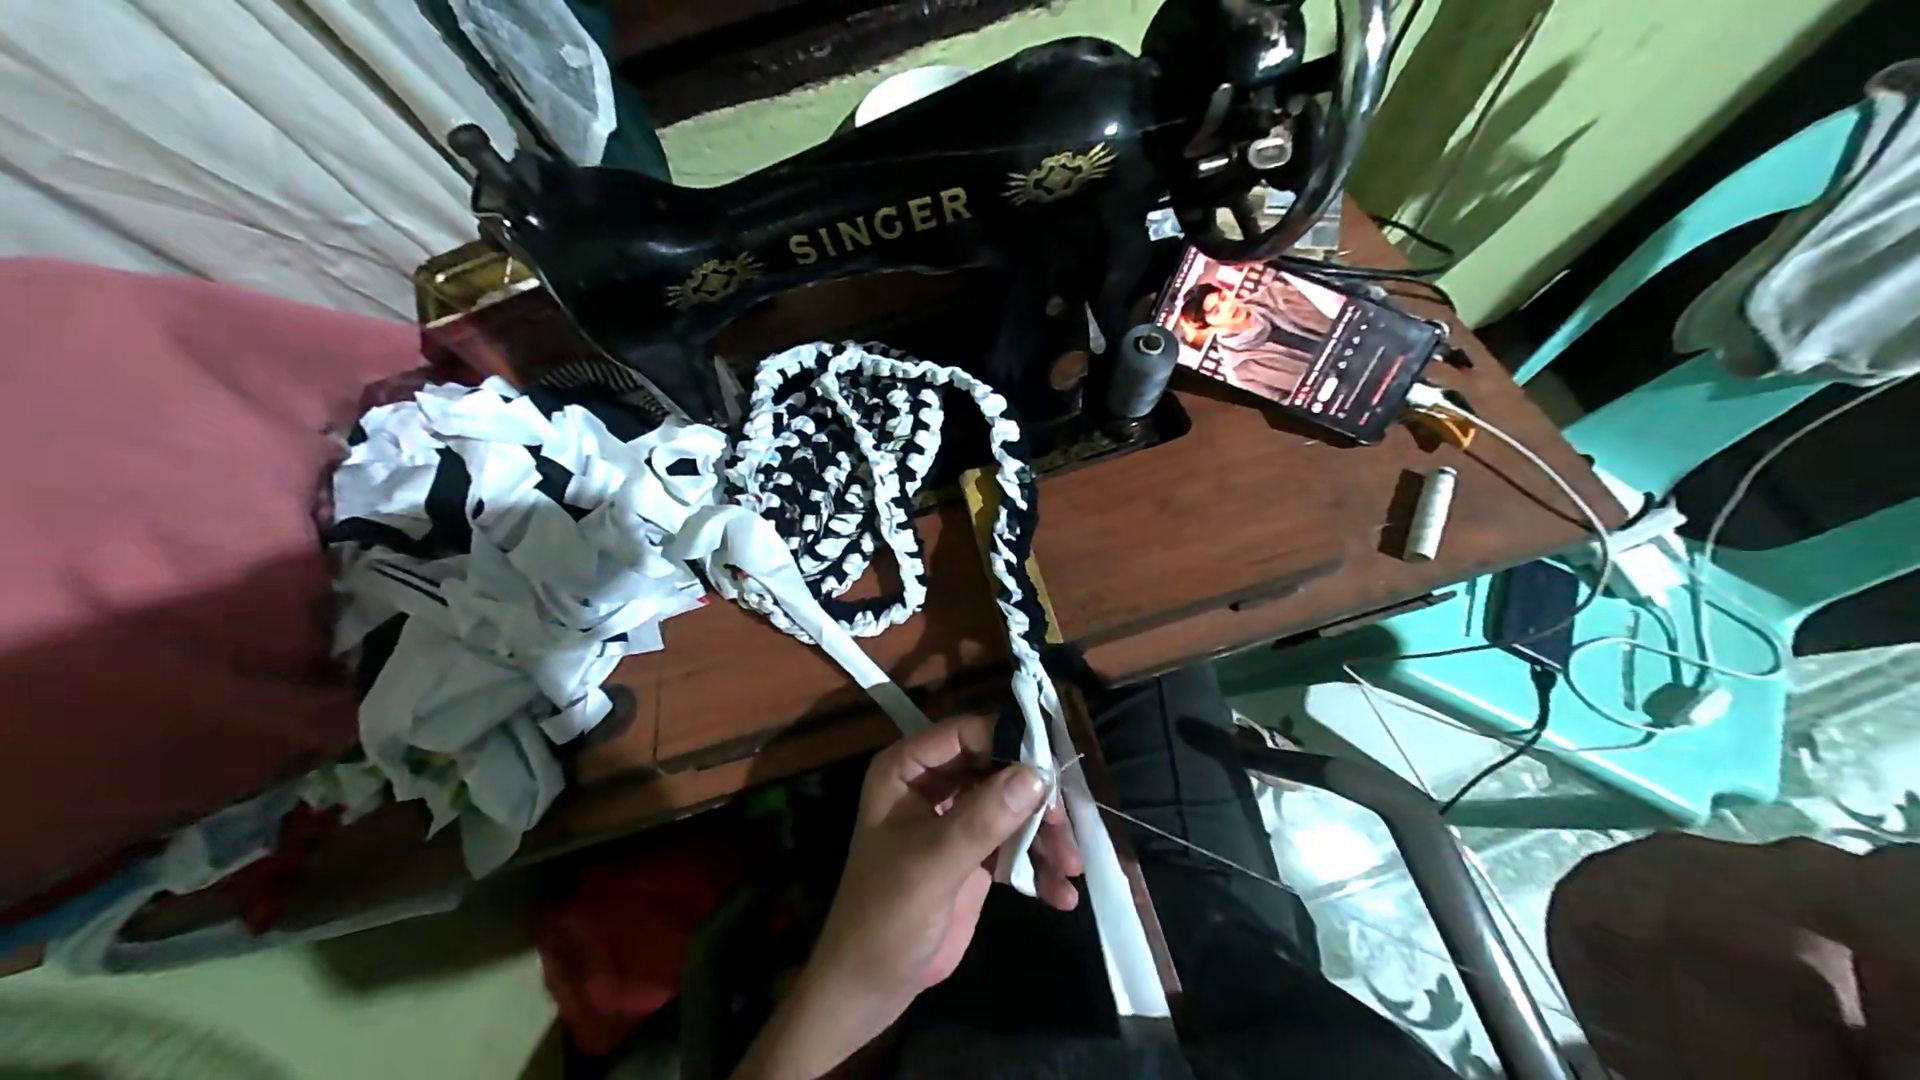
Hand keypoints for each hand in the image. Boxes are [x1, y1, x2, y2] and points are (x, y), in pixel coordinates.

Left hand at [732, 715, 1083, 1079]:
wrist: (870, 988)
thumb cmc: (884, 916)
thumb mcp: (931, 865)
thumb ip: (983, 819)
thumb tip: (1037, 775)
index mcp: (907, 769)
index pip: (965, 733)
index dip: (1008, 742)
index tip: (1051, 769)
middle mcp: (934, 783)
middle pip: (997, 767)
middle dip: (1036, 796)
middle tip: (1065, 825)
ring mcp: (957, 818)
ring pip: (1014, 804)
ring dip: (1046, 833)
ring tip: (1071, 867)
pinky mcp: (976, 853)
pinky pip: (1017, 843)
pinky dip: (1040, 863)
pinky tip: (1061, 894)